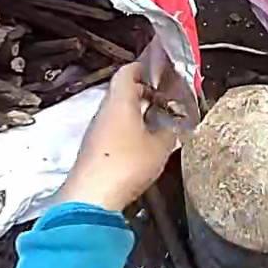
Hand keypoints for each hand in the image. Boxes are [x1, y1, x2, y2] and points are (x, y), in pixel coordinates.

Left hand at [56, 61, 180, 212]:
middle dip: (144, 93)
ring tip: (157, 123)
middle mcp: (104, 111)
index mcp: (120, 101)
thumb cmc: (127, 165)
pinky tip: (141, 143)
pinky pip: (111, 129)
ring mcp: (95, 130)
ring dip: (135, 113)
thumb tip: (175, 124)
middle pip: (122, 92)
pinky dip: (126, 129)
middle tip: (165, 100)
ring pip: (117, 112)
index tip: (158, 73)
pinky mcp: (93, 149)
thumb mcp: (161, 147)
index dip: (143, 68)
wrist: (92, 199)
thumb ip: (170, 130)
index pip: (127, 72)